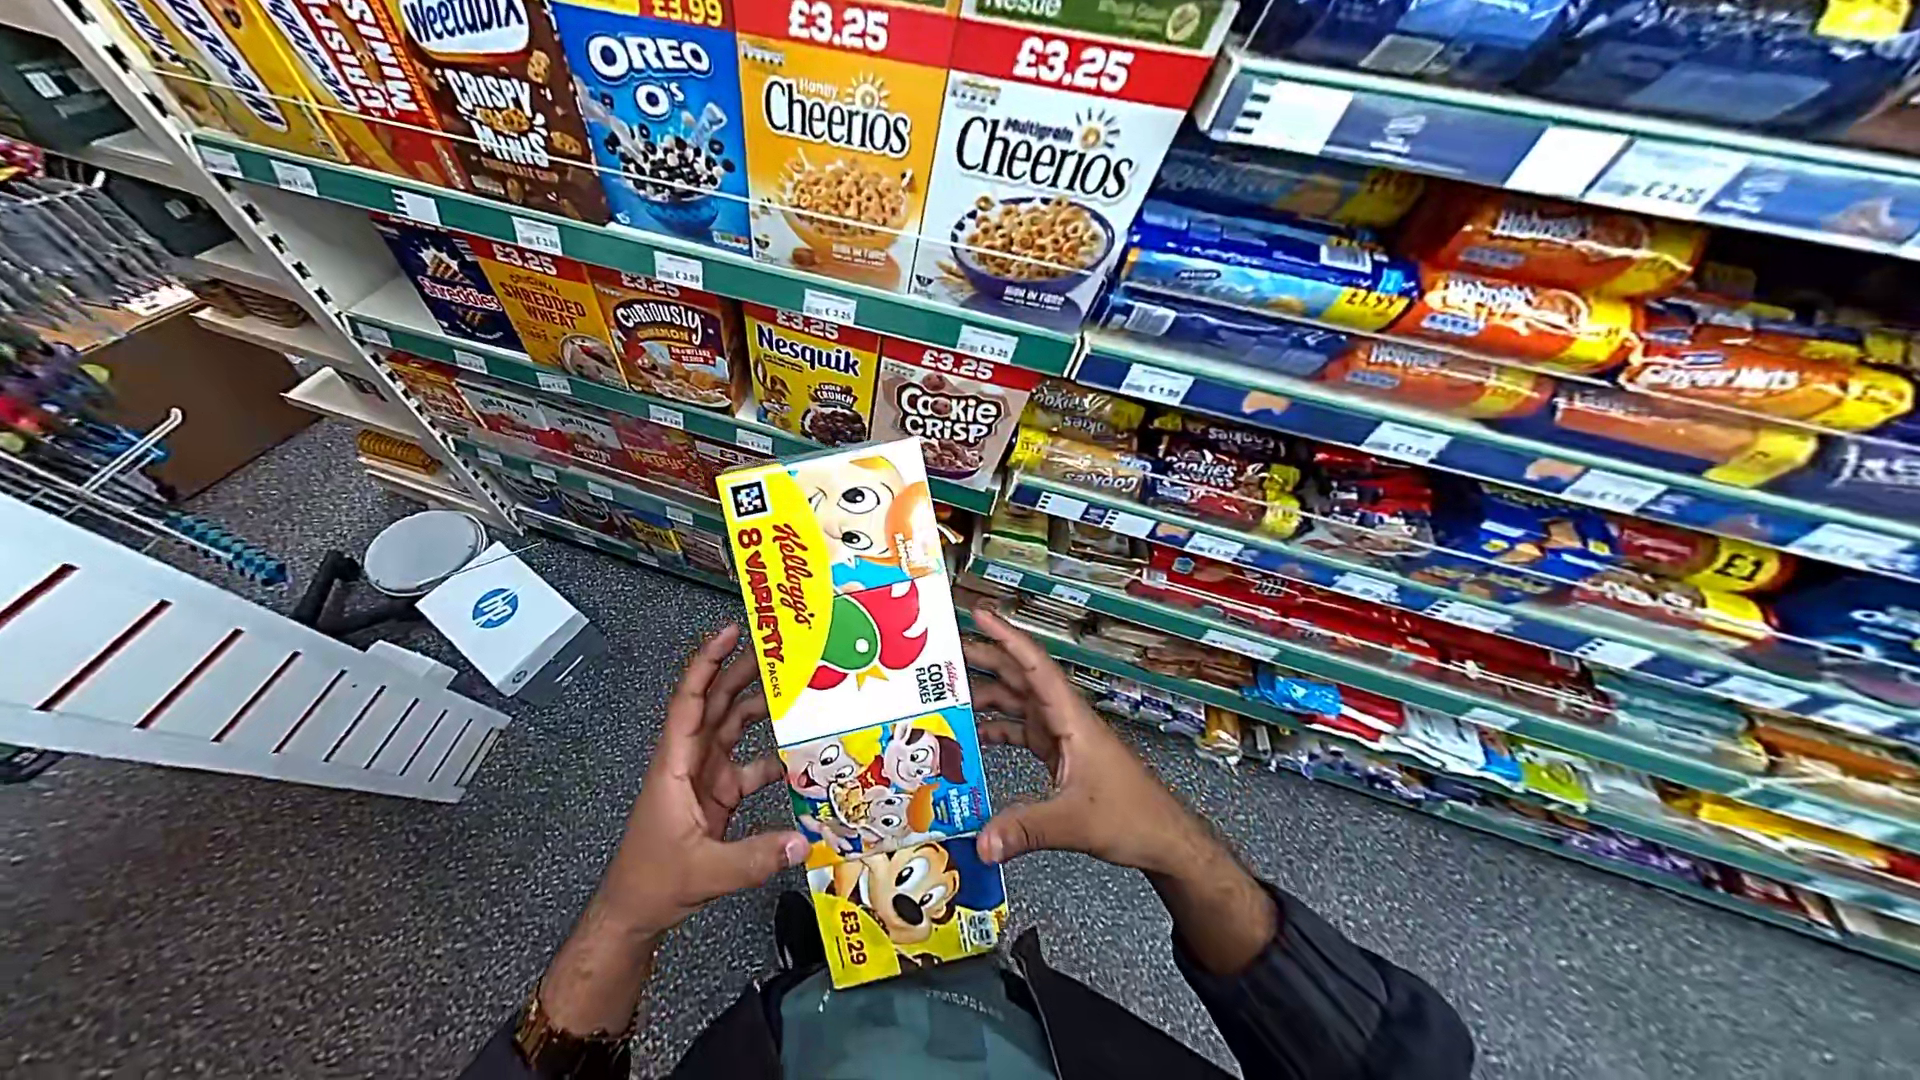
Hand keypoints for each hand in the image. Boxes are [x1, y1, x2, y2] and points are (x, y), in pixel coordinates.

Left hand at [539, 625, 805, 1033]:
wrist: (636, 911)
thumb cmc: (653, 883)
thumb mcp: (705, 872)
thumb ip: (754, 858)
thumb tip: (802, 840)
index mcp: (676, 764)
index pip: (691, 701)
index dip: (707, 664)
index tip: (728, 633)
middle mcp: (691, 760)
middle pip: (717, 703)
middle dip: (742, 672)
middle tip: (777, 651)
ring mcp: (706, 774)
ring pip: (734, 727)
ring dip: (760, 707)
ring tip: (795, 689)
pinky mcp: (720, 792)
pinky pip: (751, 763)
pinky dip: (774, 757)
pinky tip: (800, 757)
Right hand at [966, 606, 1277, 974]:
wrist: (1164, 837)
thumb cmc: (1135, 817)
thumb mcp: (1075, 822)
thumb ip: (1026, 829)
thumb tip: (982, 841)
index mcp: (1072, 717)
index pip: (1035, 664)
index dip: (1006, 636)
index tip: (980, 615)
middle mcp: (1064, 717)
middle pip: (1019, 677)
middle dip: (984, 659)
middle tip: (946, 653)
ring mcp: (1061, 734)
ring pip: (1018, 703)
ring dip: (986, 695)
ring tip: (949, 692)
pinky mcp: (1059, 753)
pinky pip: (1020, 730)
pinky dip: (996, 728)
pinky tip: (974, 735)